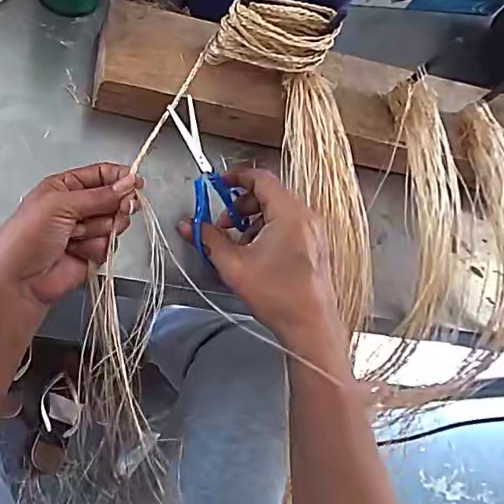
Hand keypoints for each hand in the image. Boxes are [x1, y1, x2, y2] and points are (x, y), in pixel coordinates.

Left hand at [0, 162, 139, 309]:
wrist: (20, 281)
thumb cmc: (26, 238)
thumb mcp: (60, 205)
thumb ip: (98, 195)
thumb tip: (128, 183)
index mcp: (65, 187)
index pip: (101, 174)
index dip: (120, 178)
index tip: (135, 183)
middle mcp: (76, 207)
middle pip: (114, 199)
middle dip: (114, 206)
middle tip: (116, 210)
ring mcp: (85, 230)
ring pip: (114, 223)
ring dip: (98, 230)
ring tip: (74, 237)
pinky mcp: (92, 252)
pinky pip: (109, 245)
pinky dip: (95, 249)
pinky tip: (76, 252)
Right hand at [177, 167, 345, 348]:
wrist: (309, 325)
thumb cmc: (278, 297)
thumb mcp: (233, 265)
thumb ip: (208, 239)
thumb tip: (190, 225)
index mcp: (289, 214)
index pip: (261, 178)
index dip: (236, 177)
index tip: (218, 184)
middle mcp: (305, 217)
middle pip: (268, 193)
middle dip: (240, 205)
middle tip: (223, 224)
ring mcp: (313, 230)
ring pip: (277, 210)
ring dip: (252, 219)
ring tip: (238, 244)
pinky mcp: (313, 244)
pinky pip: (287, 224)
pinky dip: (267, 229)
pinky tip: (254, 253)